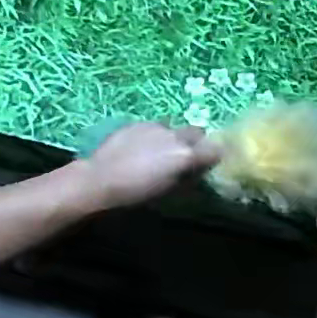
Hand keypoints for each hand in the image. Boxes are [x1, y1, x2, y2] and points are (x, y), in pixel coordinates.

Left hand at [75, 122, 219, 209]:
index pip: (216, 148)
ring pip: (175, 128)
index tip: (210, 163)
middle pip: (197, 132)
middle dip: (196, 142)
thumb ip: (189, 178)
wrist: (100, 179)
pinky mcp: (138, 122)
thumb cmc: (137, 194)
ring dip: (174, 138)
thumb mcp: (169, 191)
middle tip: (185, 158)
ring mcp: (156, 125)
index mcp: (186, 155)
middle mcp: (175, 135)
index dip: (214, 155)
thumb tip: (199, 171)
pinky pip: (155, 126)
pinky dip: (154, 135)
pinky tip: (141, 148)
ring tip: (160, 153)